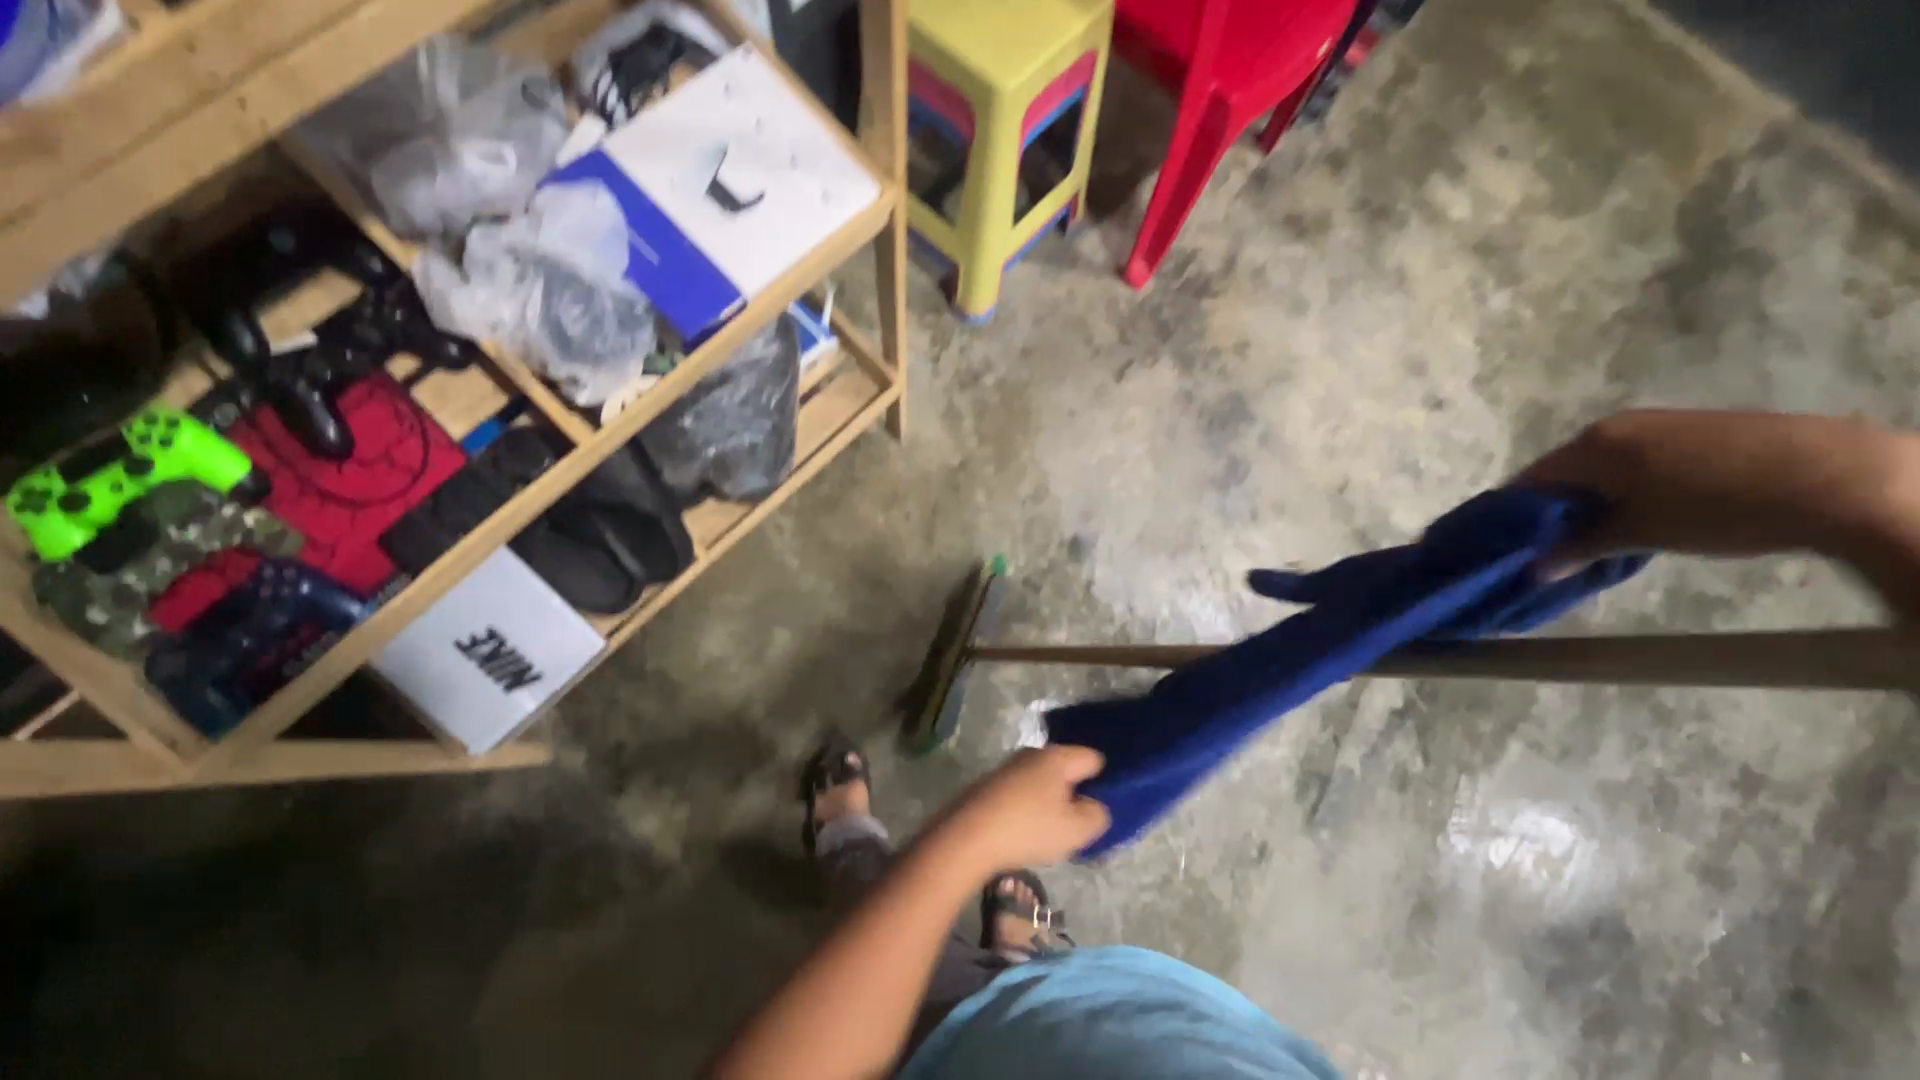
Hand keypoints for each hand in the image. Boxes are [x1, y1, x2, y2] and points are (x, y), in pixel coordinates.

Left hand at [923, 745, 1109, 875]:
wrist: (966, 837)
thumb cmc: (1028, 829)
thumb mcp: (1077, 830)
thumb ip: (1097, 814)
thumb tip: (1094, 806)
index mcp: (1057, 757)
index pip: (1094, 759)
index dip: (1104, 782)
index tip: (1100, 807)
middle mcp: (1032, 753)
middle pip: (1066, 770)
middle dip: (1074, 793)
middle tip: (1077, 824)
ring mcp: (1007, 767)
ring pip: (1042, 782)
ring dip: (1049, 803)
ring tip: (1049, 833)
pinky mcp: (989, 785)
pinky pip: (1021, 792)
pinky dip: (1027, 808)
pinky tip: (1023, 832)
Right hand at [1515, 409, 1919, 574]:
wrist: (1836, 477)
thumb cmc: (1718, 509)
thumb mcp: (1641, 534)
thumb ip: (1579, 548)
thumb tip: (1535, 569)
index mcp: (1590, 445)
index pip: (1528, 482)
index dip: (1513, 519)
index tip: (1509, 550)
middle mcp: (1613, 426)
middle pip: (1562, 472)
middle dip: (1552, 512)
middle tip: (1553, 551)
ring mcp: (1655, 424)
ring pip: (1600, 467)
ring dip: (1590, 501)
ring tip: (1599, 539)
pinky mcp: (1691, 430)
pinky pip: (1634, 461)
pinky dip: (1623, 489)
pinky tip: (1642, 516)